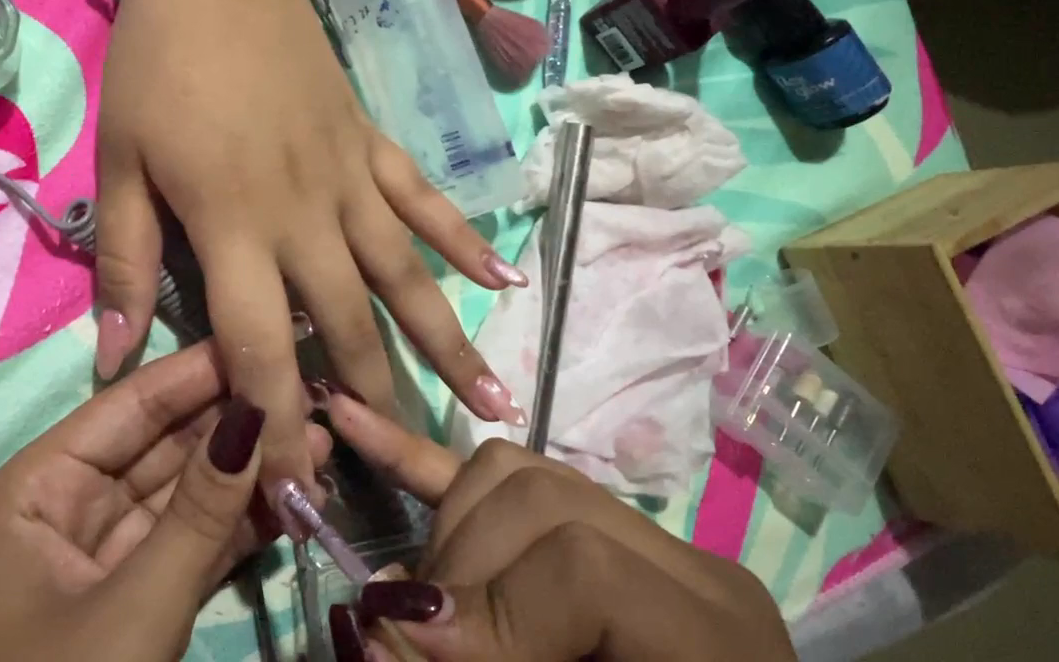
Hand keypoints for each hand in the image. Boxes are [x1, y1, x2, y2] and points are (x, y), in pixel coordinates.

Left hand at [0, 344, 330, 661]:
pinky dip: (238, 531)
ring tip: (322, 442)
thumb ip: (199, 513)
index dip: (199, 372)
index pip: (130, 406)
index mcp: (40, 486)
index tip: (265, 336)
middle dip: (235, 425)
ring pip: (183, 498)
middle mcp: (69, 506)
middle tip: (311, 392)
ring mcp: (103, 556)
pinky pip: (189, 548)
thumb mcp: (132, 607)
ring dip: (248, 477)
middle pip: (161, 447)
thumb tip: (255, 415)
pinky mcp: (133, 602)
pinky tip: (292, 502)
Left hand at [95, 0, 529, 490]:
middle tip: (408, 466)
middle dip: (373, 401)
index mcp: (233, 227)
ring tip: (491, 403)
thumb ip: (128, 264)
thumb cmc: (157, 67)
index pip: (258, 352)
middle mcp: (304, 215)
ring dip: (445, 341)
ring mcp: (349, 176)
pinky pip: (422, 198)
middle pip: (345, 325)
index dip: (275, 427)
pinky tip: (501, 279)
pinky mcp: (371, 140)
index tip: (295, 491)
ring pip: (404, 273)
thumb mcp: (122, 164)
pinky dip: (461, 240)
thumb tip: (112, 359)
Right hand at [319, 392, 795, 661]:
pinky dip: (421, 457)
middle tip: (409, 636)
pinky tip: (351, 419)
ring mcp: (631, 530)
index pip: (580, 566)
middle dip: (455, 566)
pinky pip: (502, 477)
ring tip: (420, 598)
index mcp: (708, 631)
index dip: (490, 608)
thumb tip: (377, 631)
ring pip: (509, 471)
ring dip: (446, 530)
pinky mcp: (582, 525)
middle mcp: (677, 559)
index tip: (415, 650)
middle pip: (534, 497)